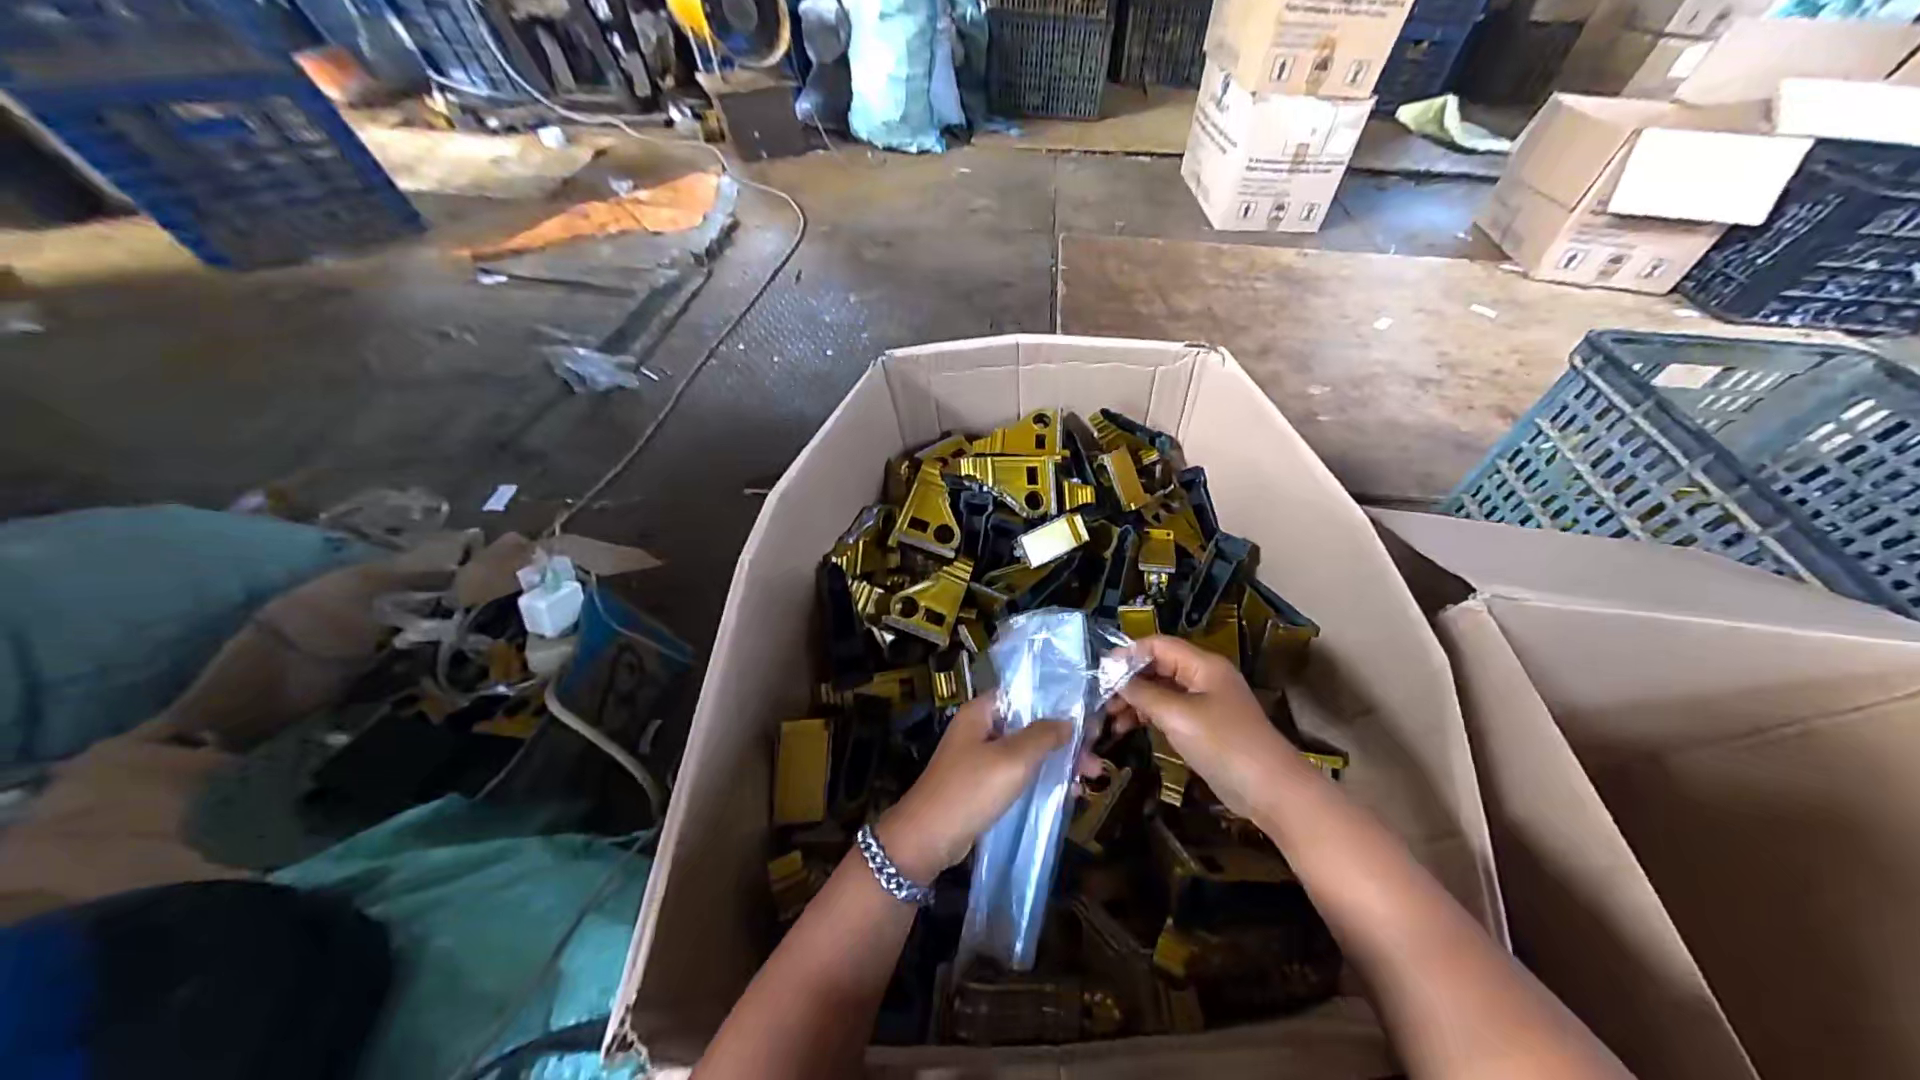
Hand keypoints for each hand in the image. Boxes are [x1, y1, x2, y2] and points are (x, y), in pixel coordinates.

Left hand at [873, 695, 1072, 883]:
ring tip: (1090, 778)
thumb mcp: (1012, 759)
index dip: (1055, 702)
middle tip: (1094, 758)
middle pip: (1029, 725)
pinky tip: (1067, 793)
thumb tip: (1068, 721)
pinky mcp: (983, 785)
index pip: (1023, 693)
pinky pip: (1019, 775)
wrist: (928, 838)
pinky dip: (1041, 780)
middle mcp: (980, 729)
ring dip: (1057, 762)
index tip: (1087, 716)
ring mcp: (980, 758)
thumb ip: (1043, 735)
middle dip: (1063, 740)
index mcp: (981, 712)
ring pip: (1027, 752)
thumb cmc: (970, 789)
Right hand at [1108, 635, 1302, 818]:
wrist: (1270, 789)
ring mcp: (1204, 702)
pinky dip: (1148, 716)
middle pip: (1158, 666)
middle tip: (1102, 701)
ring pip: (1160, 690)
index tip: (1101, 673)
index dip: (1128, 654)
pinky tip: (1128, 728)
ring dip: (1135, 701)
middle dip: (1128, 680)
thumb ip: (1143, 693)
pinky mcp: (1202, 726)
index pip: (1158, 645)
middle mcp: (1203, 677)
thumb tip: (1114, 677)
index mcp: (1203, 665)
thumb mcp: (1178, 716)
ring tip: (1111, 720)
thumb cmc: (1224, 744)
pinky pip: (1168, 710)